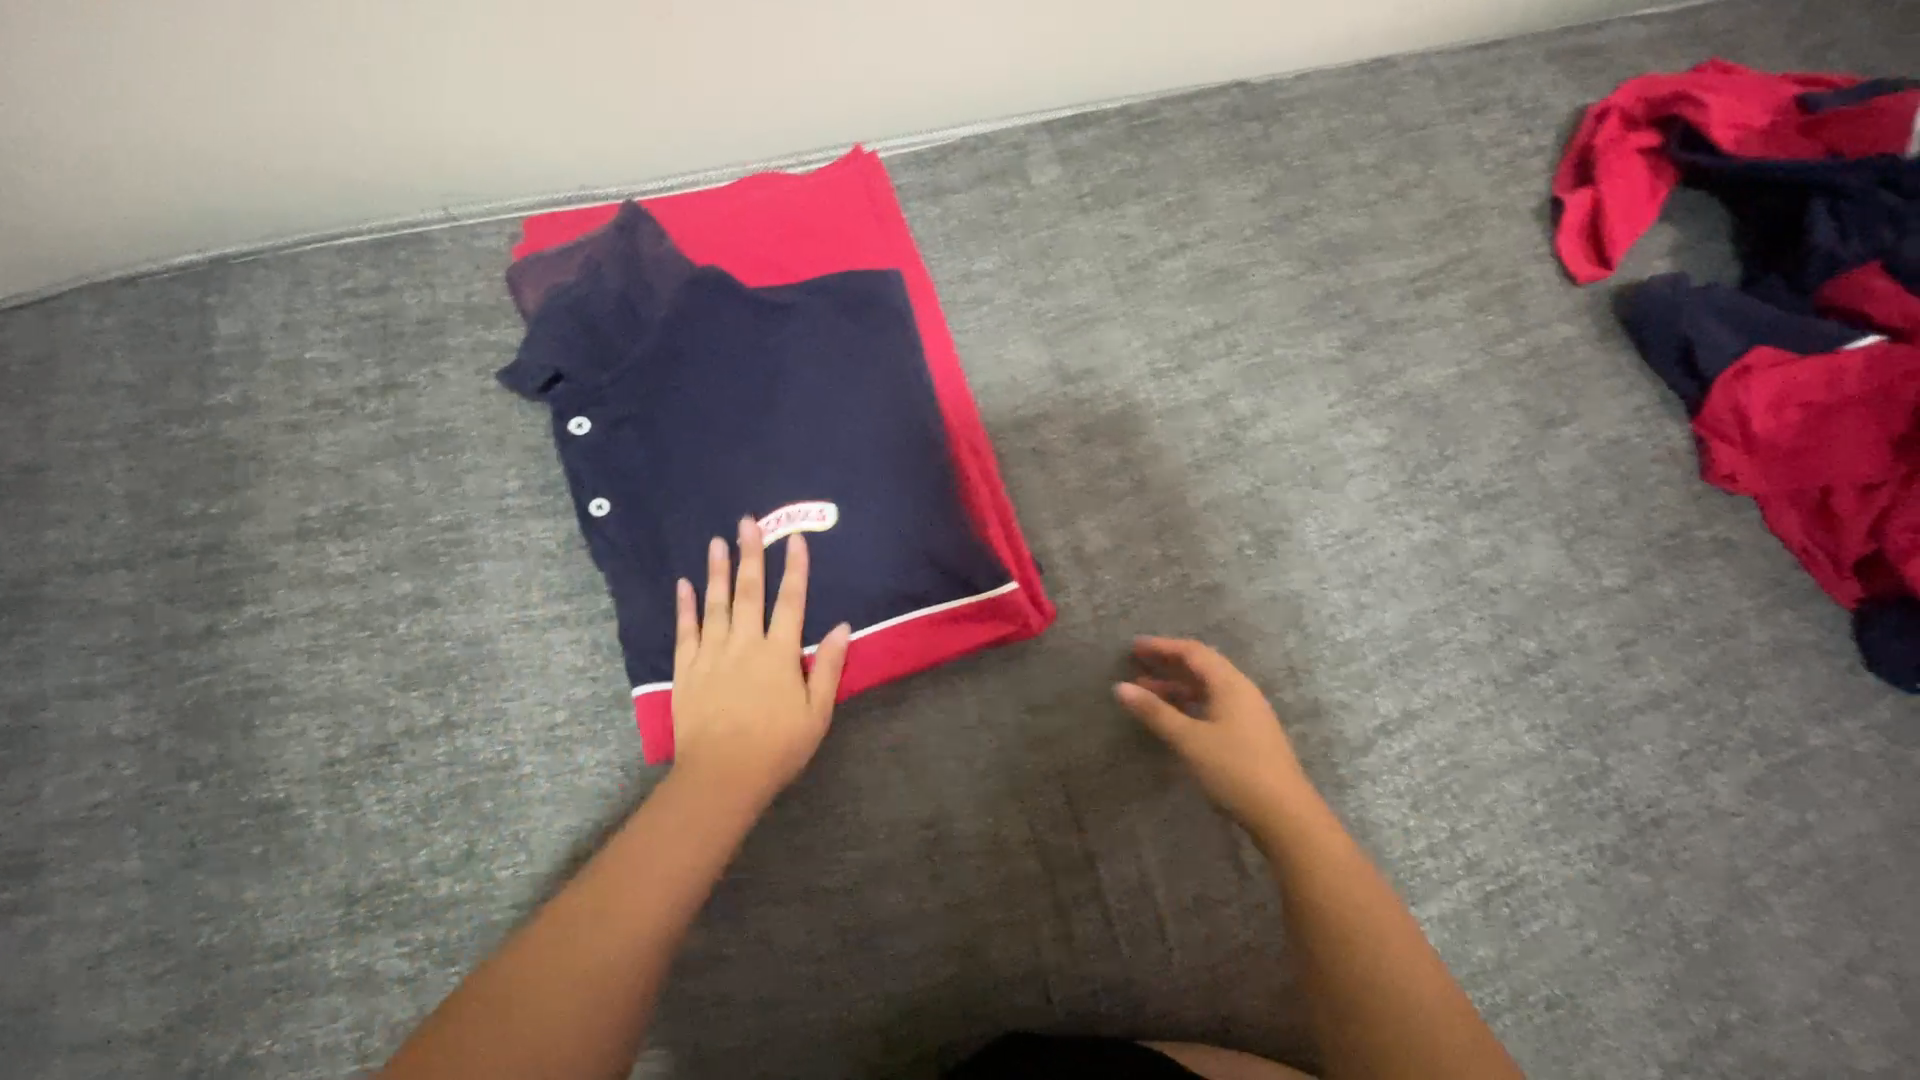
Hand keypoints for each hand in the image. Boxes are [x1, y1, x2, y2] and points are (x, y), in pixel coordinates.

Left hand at [670, 517, 851, 805]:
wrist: (722, 775)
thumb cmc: (778, 747)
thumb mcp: (817, 712)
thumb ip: (828, 666)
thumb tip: (842, 626)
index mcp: (779, 653)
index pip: (791, 601)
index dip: (795, 568)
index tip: (794, 538)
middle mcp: (745, 644)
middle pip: (750, 592)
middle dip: (751, 554)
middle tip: (747, 522)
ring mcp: (712, 655)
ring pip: (716, 604)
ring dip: (718, 571)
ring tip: (717, 542)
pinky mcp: (687, 670)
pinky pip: (685, 631)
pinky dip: (685, 607)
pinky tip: (684, 584)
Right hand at [1115, 636, 1311, 825]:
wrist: (1285, 813)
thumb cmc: (1234, 769)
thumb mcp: (1189, 739)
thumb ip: (1155, 712)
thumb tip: (1121, 687)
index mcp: (1230, 684)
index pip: (1193, 652)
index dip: (1162, 646)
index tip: (1135, 647)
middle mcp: (1242, 691)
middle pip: (1202, 667)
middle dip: (1168, 664)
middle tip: (1137, 664)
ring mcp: (1249, 714)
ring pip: (1208, 689)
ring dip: (1177, 686)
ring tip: (1147, 692)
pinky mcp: (1250, 734)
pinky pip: (1214, 706)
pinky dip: (1190, 704)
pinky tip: (1176, 717)